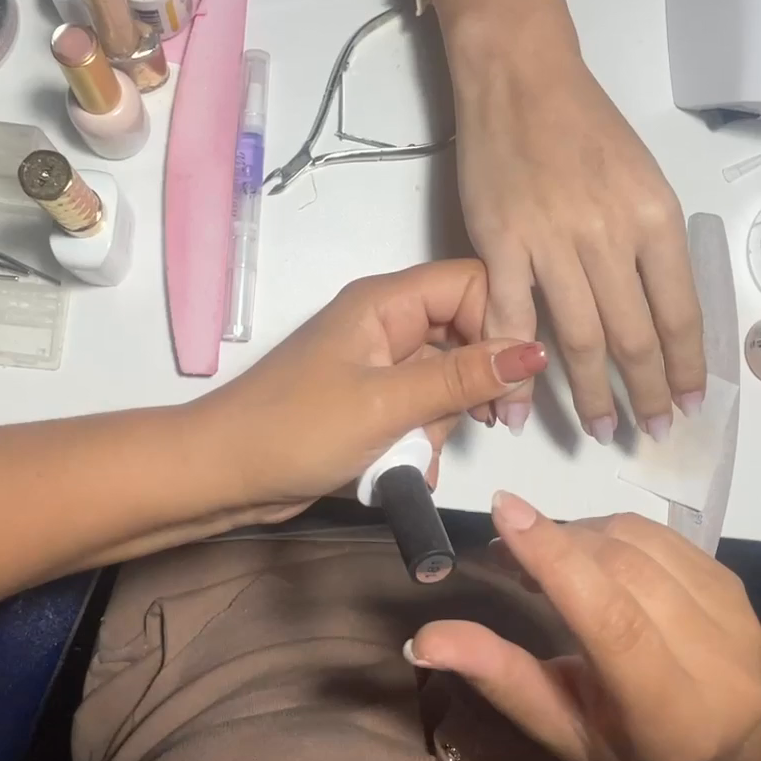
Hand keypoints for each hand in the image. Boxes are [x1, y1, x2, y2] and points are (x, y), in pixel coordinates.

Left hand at [203, 260, 549, 511]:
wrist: (225, 475)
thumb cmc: (297, 429)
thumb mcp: (387, 403)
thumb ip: (462, 377)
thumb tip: (535, 351)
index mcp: (385, 302)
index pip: (470, 285)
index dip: (502, 323)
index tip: (515, 378)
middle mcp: (386, 324)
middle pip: (465, 334)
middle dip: (476, 382)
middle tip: (494, 422)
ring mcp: (378, 365)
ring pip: (446, 379)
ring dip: (443, 420)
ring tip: (418, 450)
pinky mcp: (372, 402)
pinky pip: (421, 409)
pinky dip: (422, 438)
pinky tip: (411, 466)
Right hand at [406, 493, 760, 760]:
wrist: (717, 759)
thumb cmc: (621, 753)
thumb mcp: (553, 724)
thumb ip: (495, 674)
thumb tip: (423, 638)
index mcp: (671, 717)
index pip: (613, 622)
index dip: (555, 560)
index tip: (503, 508)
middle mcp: (721, 665)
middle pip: (624, 570)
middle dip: (555, 542)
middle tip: (506, 547)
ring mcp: (740, 622)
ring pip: (641, 541)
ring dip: (580, 532)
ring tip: (546, 551)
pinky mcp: (739, 590)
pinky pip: (661, 535)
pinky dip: (611, 532)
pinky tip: (591, 552)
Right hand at [451, 31, 703, 442]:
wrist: (519, 77)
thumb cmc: (583, 123)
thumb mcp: (640, 177)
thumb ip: (648, 243)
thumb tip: (649, 306)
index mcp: (655, 217)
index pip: (681, 313)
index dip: (686, 369)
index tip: (688, 405)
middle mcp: (611, 236)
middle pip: (634, 337)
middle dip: (647, 394)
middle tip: (651, 433)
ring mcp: (552, 242)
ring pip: (578, 339)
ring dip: (593, 395)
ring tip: (603, 432)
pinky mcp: (500, 245)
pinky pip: (511, 322)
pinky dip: (514, 373)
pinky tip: (516, 413)